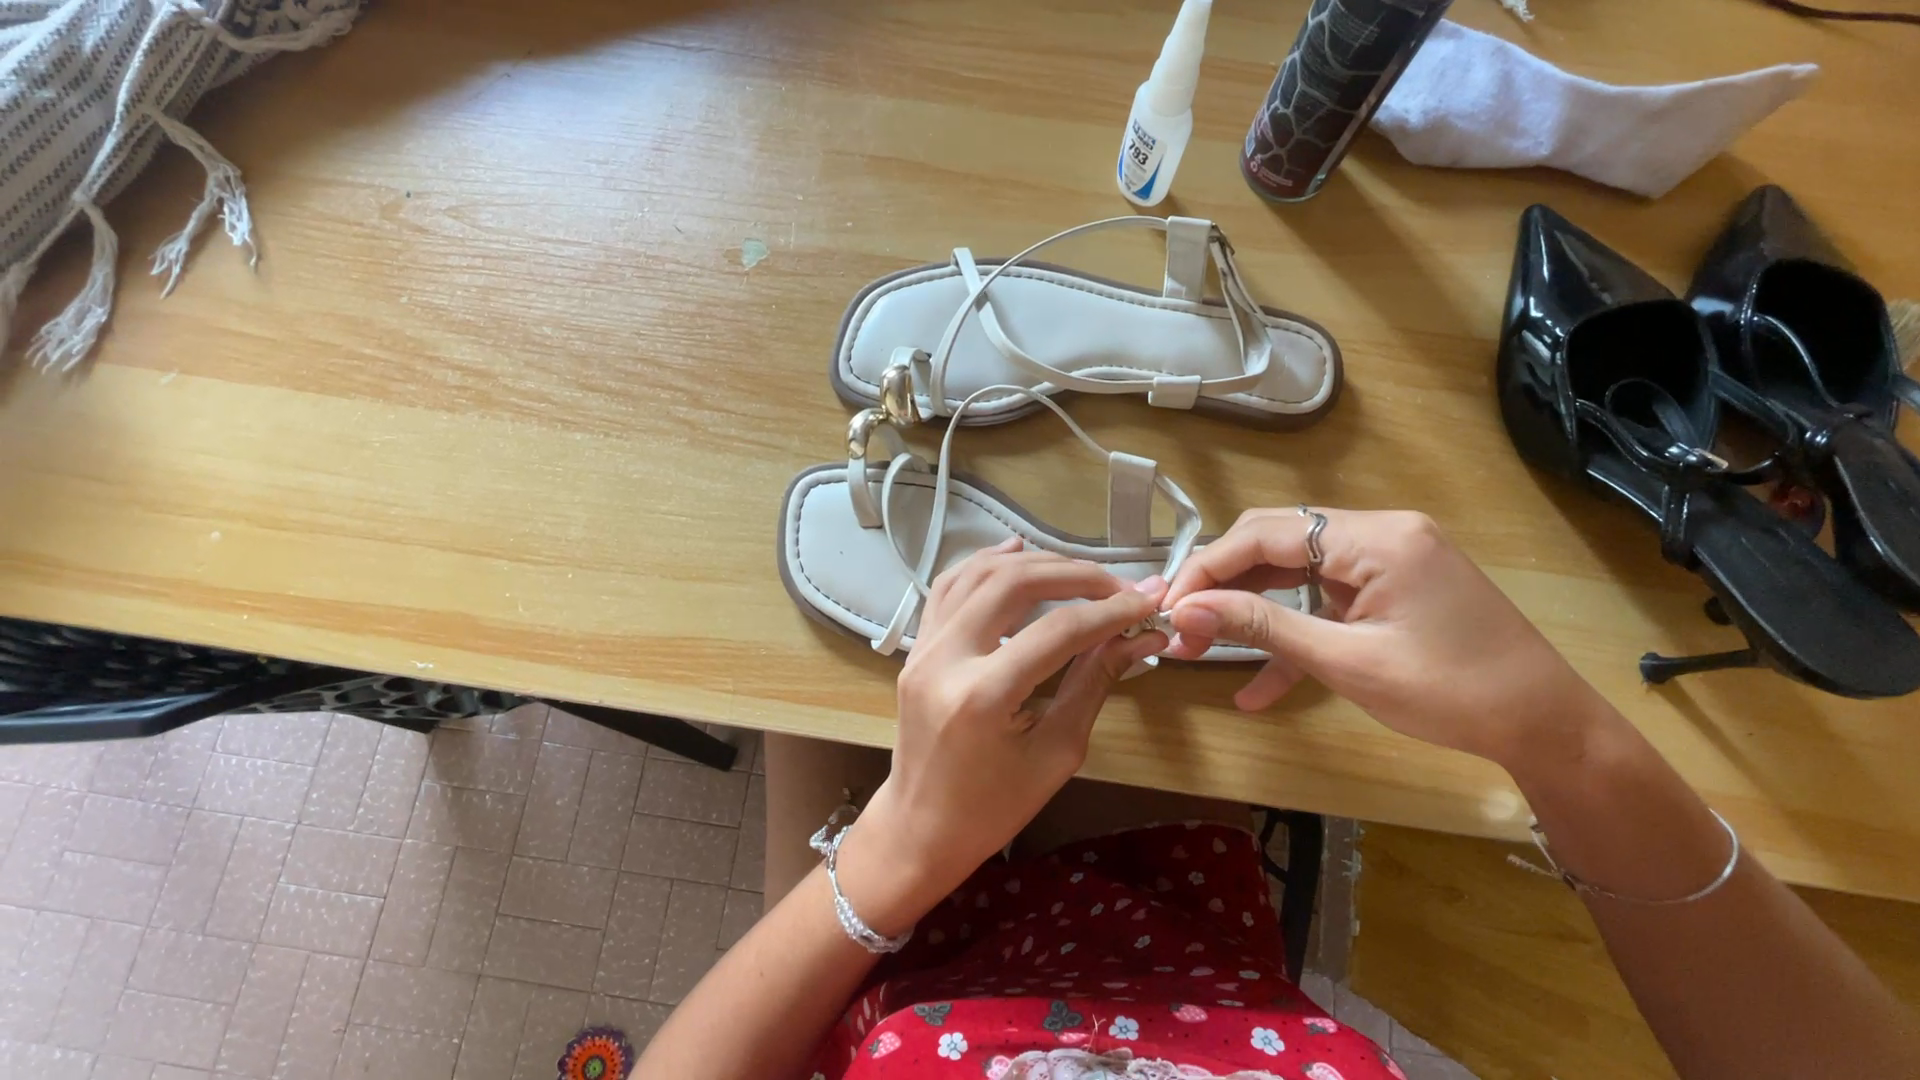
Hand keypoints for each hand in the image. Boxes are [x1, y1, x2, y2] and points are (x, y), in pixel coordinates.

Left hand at [837, 538, 1167, 931]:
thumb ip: (1093, 683)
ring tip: (1080, 571)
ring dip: (1033, 563)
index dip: (1109, 611)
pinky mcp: (917, 646)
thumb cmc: (993, 807)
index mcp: (981, 697)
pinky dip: (985, 563)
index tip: (1148, 602)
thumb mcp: (1056, 753)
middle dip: (1074, 575)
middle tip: (1117, 585)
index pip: (1057, 631)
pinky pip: (949, 587)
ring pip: (977, 574)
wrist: (920, 827)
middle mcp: (944, 659)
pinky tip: (1017, 552)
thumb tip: (1138, 636)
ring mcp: (922, 648)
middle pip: (1013, 584)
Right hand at [1161, 508, 1613, 770]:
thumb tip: (1186, 613)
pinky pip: (1324, 599)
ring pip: (1293, 570)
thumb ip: (1263, 628)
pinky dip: (1292, 633)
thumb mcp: (1348, 663)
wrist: (1549, 728)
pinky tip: (1259, 686)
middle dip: (1222, 583)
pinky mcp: (1390, 587)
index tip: (1167, 605)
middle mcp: (1380, 531)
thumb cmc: (1453, 694)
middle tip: (1180, 624)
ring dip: (1250, 610)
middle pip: (1276, 541)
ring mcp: (1387, 558)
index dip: (1208, 566)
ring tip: (1203, 648)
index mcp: (1377, 538)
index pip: (1266, 533)